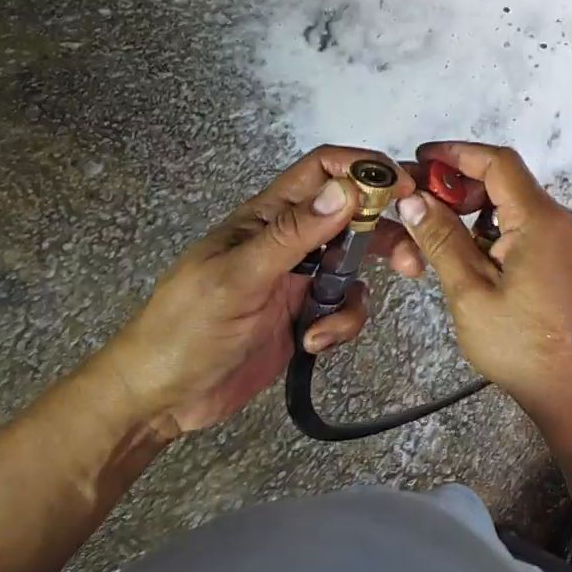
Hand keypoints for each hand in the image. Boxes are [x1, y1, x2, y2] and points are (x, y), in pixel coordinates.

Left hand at [91, 145, 416, 436]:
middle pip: (354, 214)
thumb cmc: (185, 329)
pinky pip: (346, 305)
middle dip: (386, 229)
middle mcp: (290, 239)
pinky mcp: (307, 313)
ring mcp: (300, 277)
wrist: (158, 402)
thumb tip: (348, 189)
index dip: (365, 169)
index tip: (406, 188)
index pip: (323, 170)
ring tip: (359, 309)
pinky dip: (342, 322)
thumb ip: (294, 234)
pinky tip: (314, 343)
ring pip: (357, 262)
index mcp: (268, 216)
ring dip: (368, 282)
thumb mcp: (238, 278)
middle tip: (414, 251)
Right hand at [392, 142, 571, 428]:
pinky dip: (490, 231)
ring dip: (471, 212)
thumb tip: (413, 199)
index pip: (498, 163)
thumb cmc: (519, 343)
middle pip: (505, 181)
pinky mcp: (561, 256)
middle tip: (417, 206)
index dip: (457, 154)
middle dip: (458, 187)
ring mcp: (564, 237)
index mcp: (541, 218)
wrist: (570, 386)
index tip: (419, 159)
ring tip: (430, 236)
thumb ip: (441, 239)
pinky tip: (461, 254)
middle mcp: (559, 218)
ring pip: (511, 205)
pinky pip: (522, 227)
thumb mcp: (470, 290)